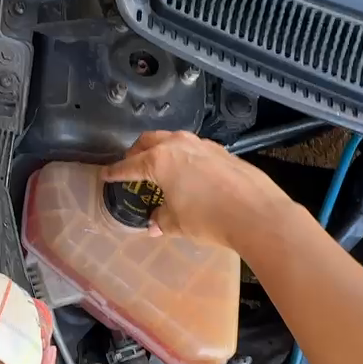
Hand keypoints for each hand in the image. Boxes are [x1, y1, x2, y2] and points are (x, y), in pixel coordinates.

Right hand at [103, 131, 299, 250]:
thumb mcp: (177, 223)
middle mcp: (179, 146)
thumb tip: (154, 223)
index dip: (115, 172)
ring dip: (162, 149)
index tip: (105, 174)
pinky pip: (195, 148)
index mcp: (160, 160)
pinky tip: (189, 171)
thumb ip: (161, 219)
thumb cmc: (208, 218)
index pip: (129, 166)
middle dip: (137, 151)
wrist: (257, 214)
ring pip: (174, 139)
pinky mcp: (224, 152)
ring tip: (159, 164)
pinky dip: (185, 156)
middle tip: (131, 164)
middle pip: (149, 141)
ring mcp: (204, 146)